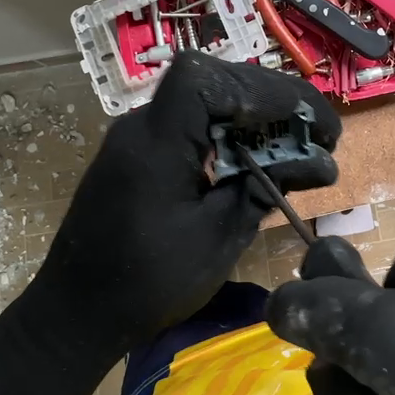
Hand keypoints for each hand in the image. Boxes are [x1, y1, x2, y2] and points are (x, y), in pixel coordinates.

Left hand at [0, 52, 339, 394]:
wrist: (74, 316)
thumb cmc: (147, 284)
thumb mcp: (217, 239)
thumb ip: (264, 189)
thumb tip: (320, 162)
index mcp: (156, 141)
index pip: (205, 78)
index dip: (261, 88)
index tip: (303, 120)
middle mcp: (142, 126)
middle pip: (212, 81)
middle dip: (270, 100)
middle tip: (318, 131)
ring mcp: (137, 137)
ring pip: (204, 100)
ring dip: (254, 115)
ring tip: (299, 142)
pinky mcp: (139, 155)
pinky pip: (190, 124)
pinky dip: (230, 132)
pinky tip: (259, 158)